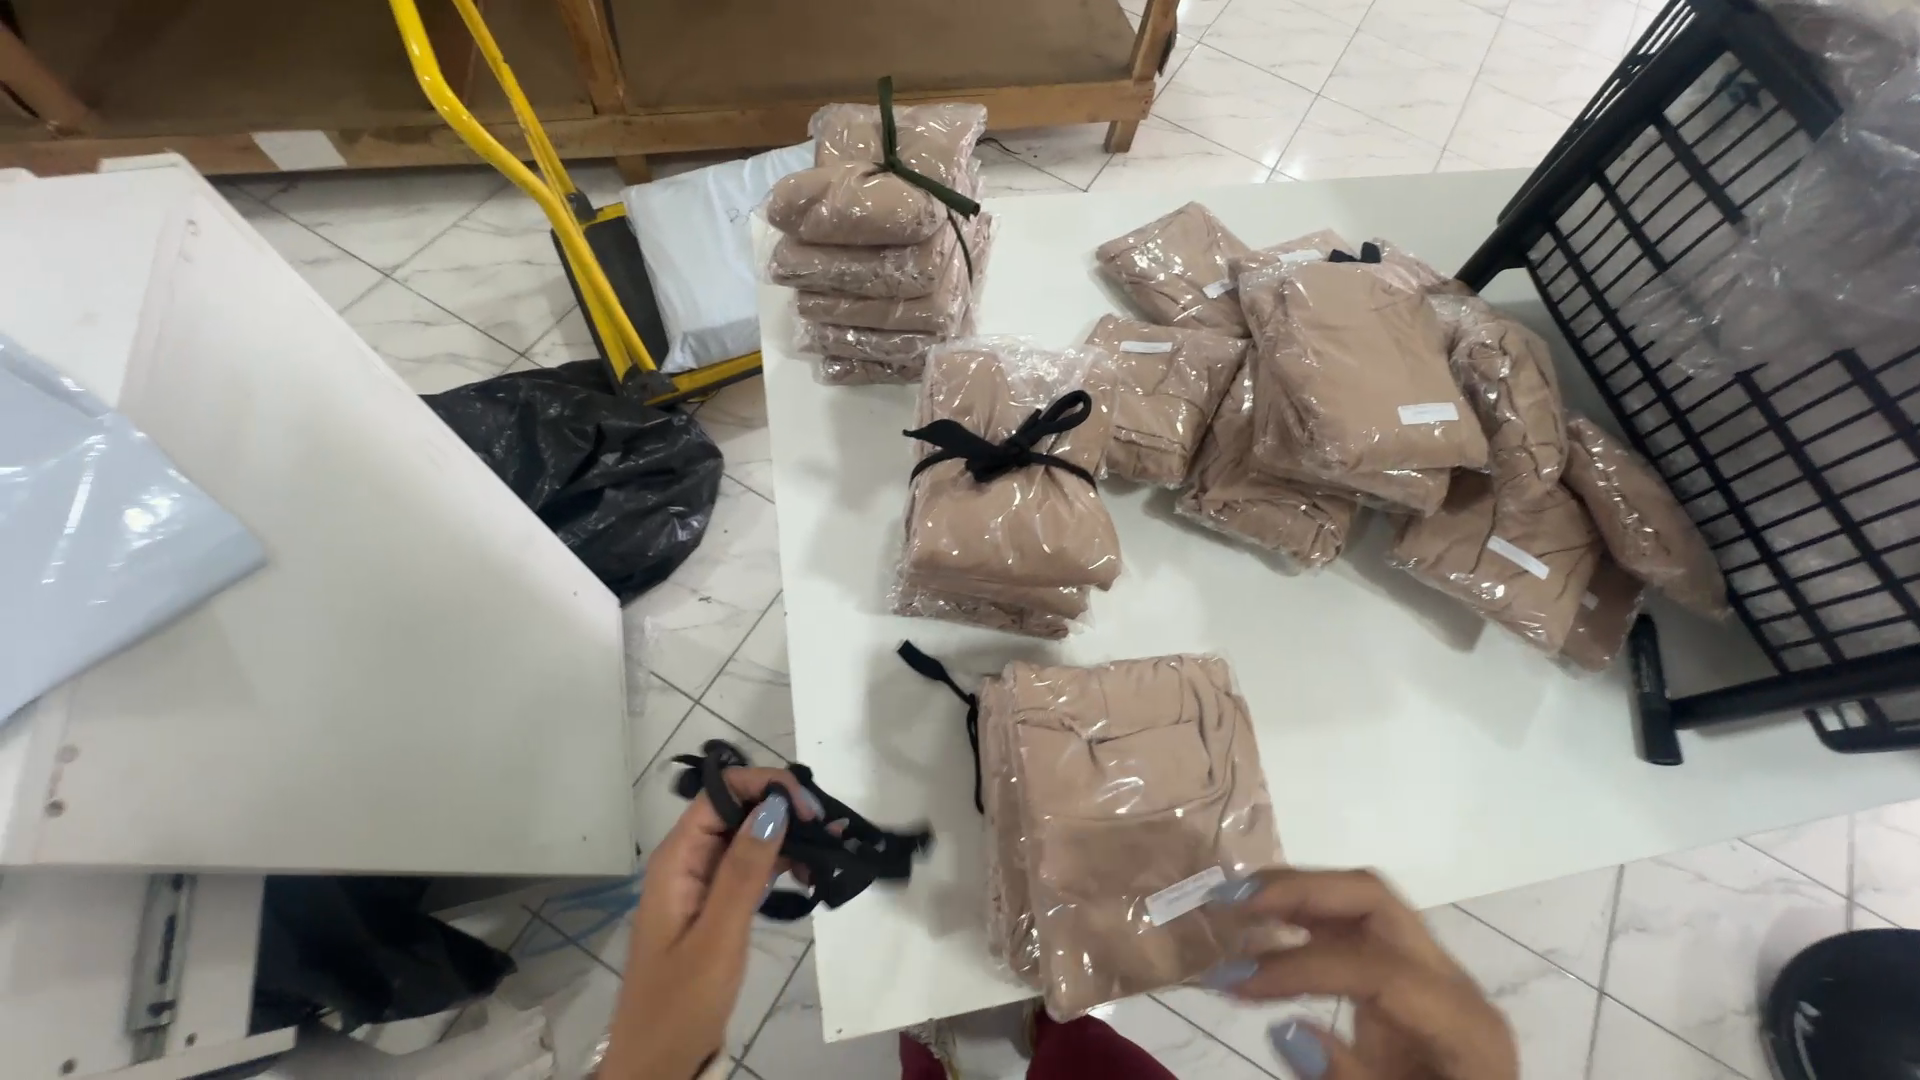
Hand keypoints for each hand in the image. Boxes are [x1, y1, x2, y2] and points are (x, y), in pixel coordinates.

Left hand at [597, 767, 822, 1079]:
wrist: (656, 1068)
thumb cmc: (680, 1004)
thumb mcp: (717, 937)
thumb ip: (744, 869)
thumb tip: (774, 805)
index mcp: (677, 858)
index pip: (722, 793)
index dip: (766, 788)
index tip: (809, 810)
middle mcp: (688, 859)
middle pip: (738, 808)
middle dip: (784, 807)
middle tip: (829, 827)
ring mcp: (702, 881)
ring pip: (750, 835)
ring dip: (789, 834)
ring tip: (831, 844)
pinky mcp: (717, 903)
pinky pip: (752, 865)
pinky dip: (782, 862)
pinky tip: (810, 872)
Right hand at [1204, 869, 1517, 1079]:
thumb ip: (1347, 1078)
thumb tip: (1284, 1031)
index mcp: (1461, 1022)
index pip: (1374, 966)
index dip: (1300, 967)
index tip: (1233, 981)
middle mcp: (1449, 978)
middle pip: (1371, 899)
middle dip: (1297, 891)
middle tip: (1230, 902)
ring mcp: (1427, 968)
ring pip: (1358, 897)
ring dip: (1292, 892)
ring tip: (1233, 902)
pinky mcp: (1400, 970)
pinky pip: (1351, 921)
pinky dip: (1301, 913)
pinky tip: (1261, 921)